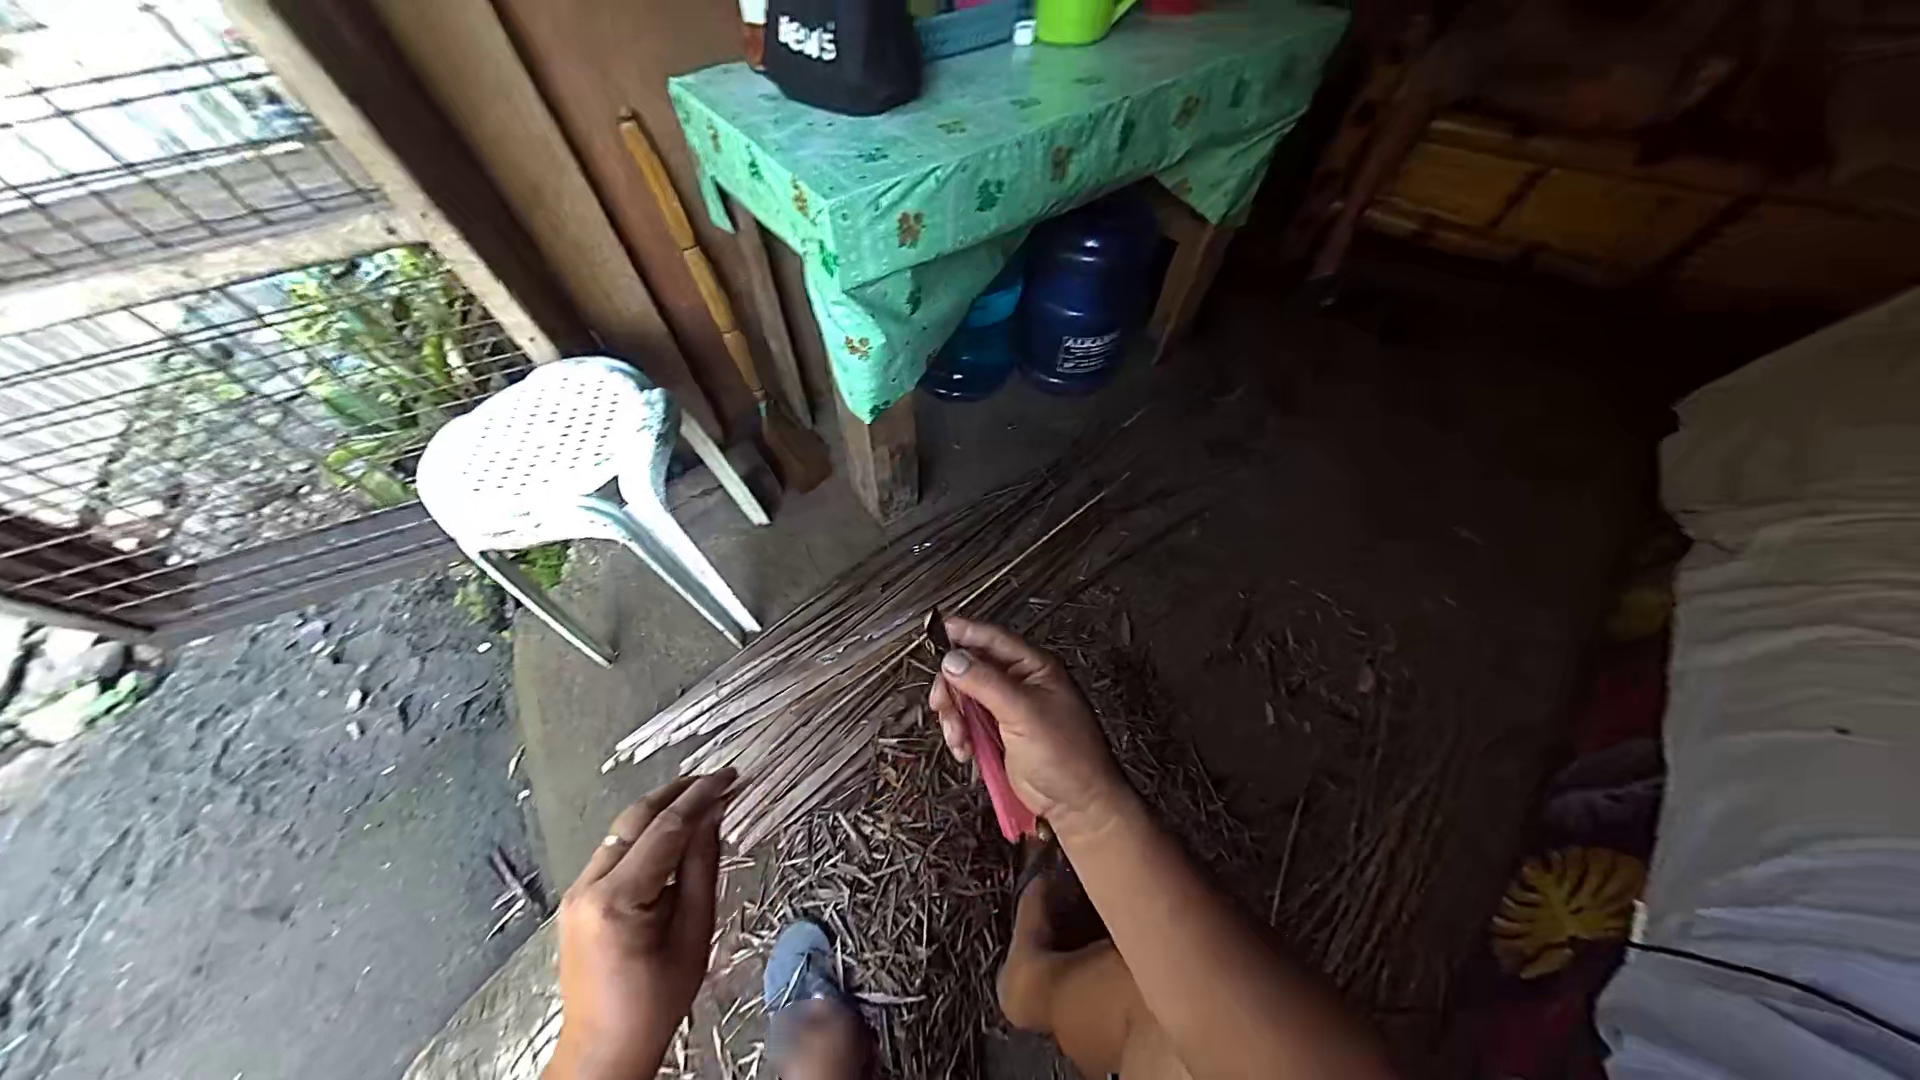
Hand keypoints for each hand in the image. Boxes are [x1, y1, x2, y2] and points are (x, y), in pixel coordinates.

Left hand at [544, 771, 734, 1079]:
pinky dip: (647, 830)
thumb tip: (714, 814)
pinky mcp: (578, 897)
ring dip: (662, 807)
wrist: (604, 1047)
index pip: (666, 827)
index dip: (702, 795)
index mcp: (618, 899)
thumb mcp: (694, 930)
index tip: (731, 776)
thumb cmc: (657, 998)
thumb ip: (702, 865)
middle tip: (717, 779)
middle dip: (679, 791)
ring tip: (702, 796)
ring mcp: (576, 891)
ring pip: (623, 829)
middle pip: (636, 817)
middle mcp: (587, 887)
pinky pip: (616, 848)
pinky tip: (675, 828)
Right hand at [927, 618, 1127, 835]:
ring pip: (964, 697)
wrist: (1076, 804)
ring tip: (959, 738)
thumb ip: (986, 683)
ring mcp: (1007, 708)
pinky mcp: (997, 733)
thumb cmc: (1066, 754)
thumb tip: (952, 659)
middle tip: (942, 705)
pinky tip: (965, 750)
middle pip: (971, 668)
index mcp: (1034, 667)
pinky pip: (966, 723)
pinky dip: (960, 735)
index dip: (965, 633)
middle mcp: (1019, 683)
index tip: (938, 630)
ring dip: (954, 717)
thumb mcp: (1023, 712)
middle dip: (953, 687)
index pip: (993, 640)